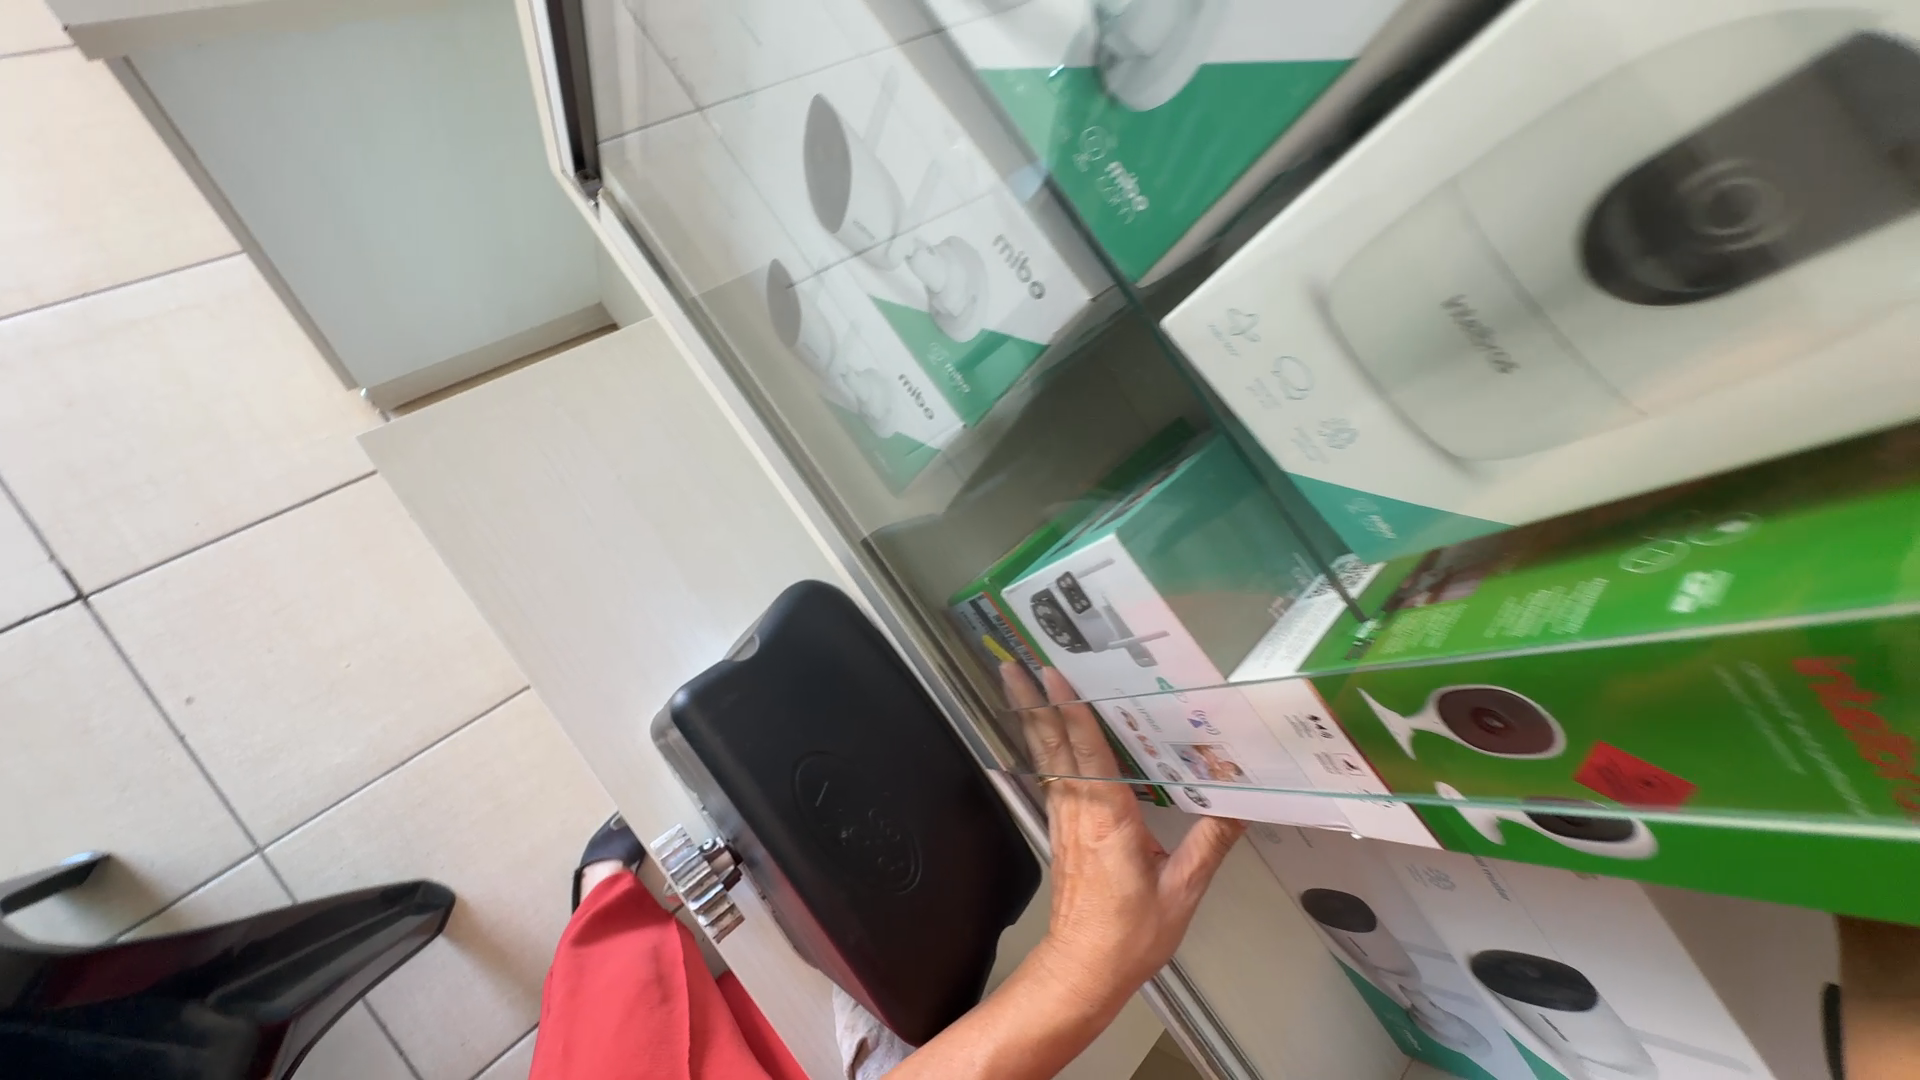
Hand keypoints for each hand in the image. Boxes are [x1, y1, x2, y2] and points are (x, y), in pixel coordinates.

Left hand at [1002, 664, 1244, 1011]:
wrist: (1083, 968)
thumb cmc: (1130, 935)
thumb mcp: (1182, 892)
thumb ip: (1208, 843)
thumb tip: (1240, 804)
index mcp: (1108, 818)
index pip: (1088, 752)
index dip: (1072, 711)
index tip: (1056, 676)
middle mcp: (1078, 809)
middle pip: (1053, 745)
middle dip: (1034, 703)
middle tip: (1014, 666)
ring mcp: (1062, 817)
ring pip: (1043, 756)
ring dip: (1029, 717)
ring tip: (1014, 684)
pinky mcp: (1058, 827)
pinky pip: (1047, 774)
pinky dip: (1039, 744)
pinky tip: (1035, 731)